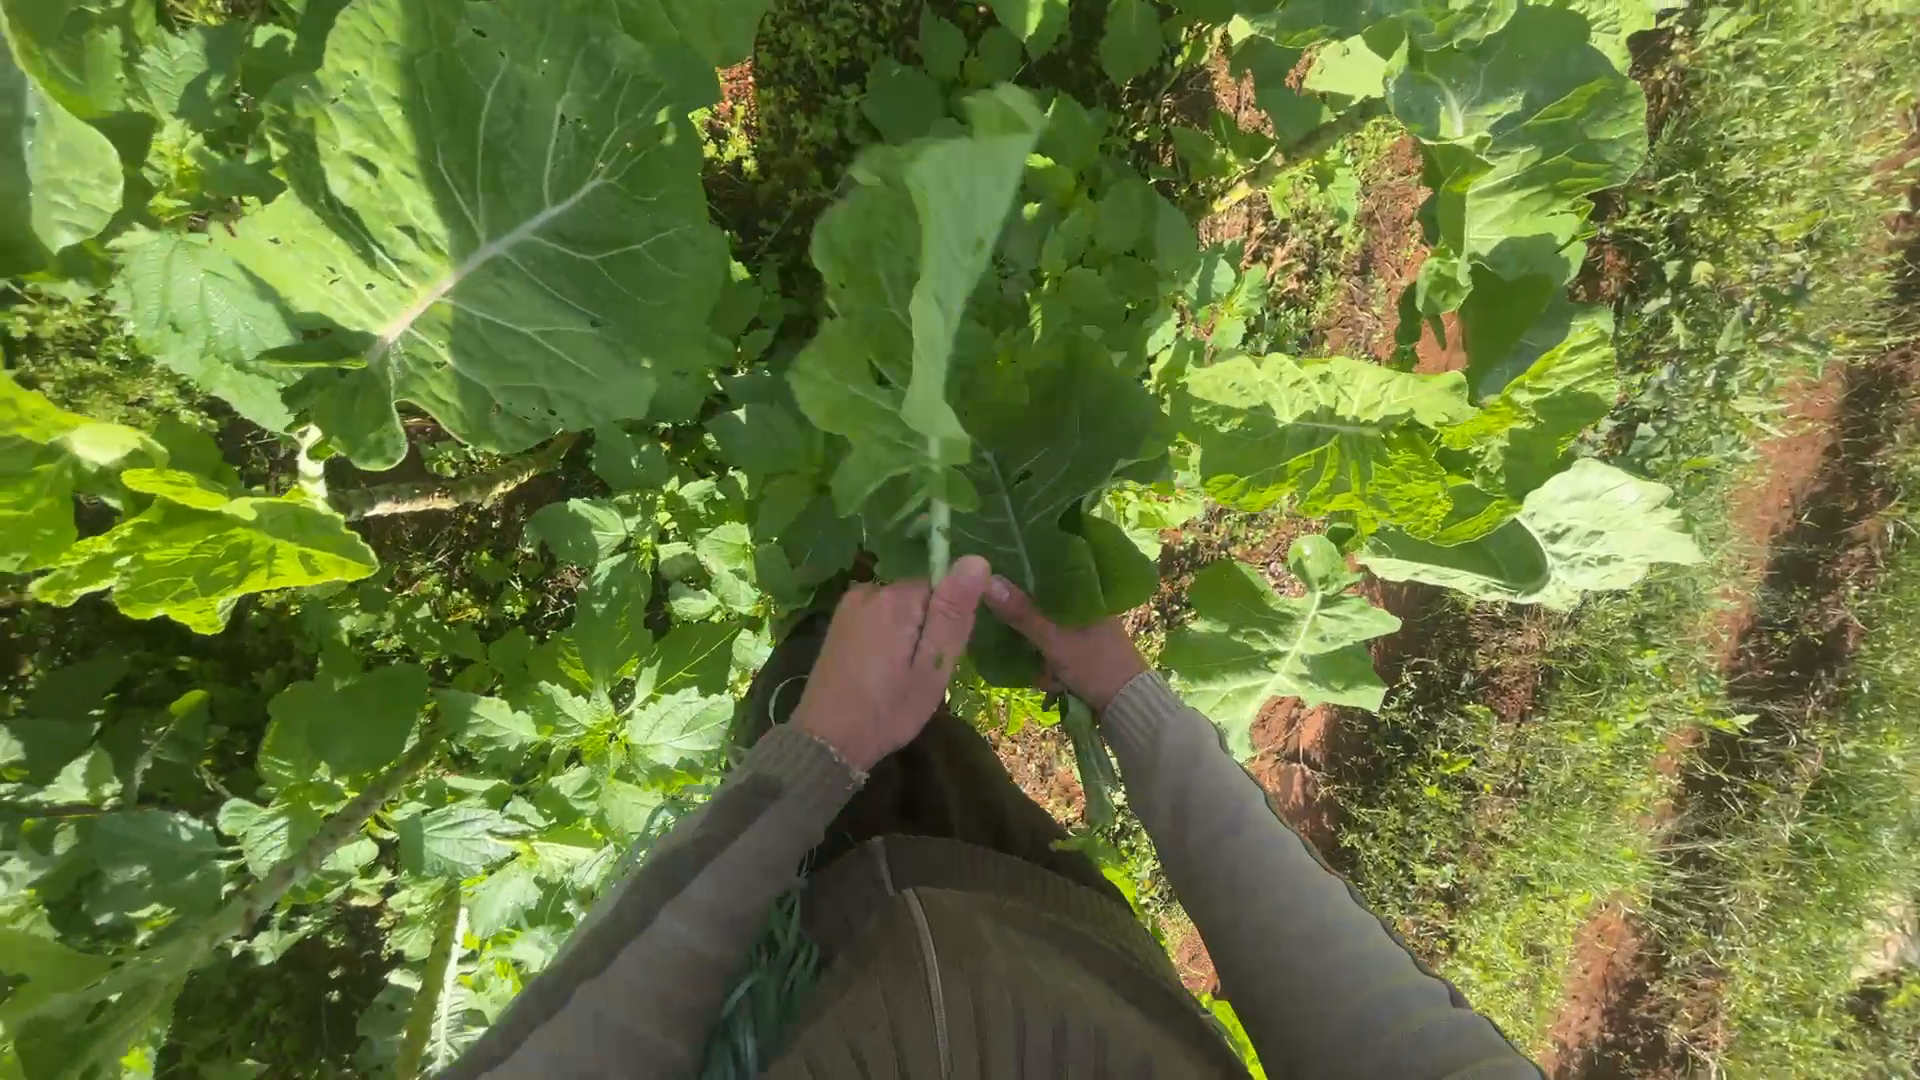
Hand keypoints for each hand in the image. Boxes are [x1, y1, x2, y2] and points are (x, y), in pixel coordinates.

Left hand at [791, 555, 991, 770]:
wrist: (827, 740)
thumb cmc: (889, 709)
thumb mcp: (932, 666)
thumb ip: (953, 612)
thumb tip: (977, 559)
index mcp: (897, 598)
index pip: (943, 589)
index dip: (948, 623)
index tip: (938, 657)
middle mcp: (870, 589)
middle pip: (920, 596)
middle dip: (926, 628)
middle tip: (919, 672)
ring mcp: (849, 604)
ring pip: (899, 607)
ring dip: (906, 633)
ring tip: (898, 674)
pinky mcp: (838, 621)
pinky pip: (878, 616)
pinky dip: (886, 637)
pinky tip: (879, 668)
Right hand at [983, 576, 1147, 710]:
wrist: (1129, 708)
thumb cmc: (1096, 665)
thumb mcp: (1055, 639)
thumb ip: (1022, 613)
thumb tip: (987, 580)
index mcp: (1085, 595)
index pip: (1046, 574)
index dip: (1019, 579)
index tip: (994, 586)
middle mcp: (1083, 609)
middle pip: (1039, 607)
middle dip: (1023, 626)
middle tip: (1005, 633)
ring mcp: (1081, 633)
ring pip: (1041, 632)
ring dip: (1034, 651)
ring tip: (1040, 670)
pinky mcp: (1079, 654)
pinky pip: (1049, 652)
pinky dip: (1044, 666)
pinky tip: (1048, 680)